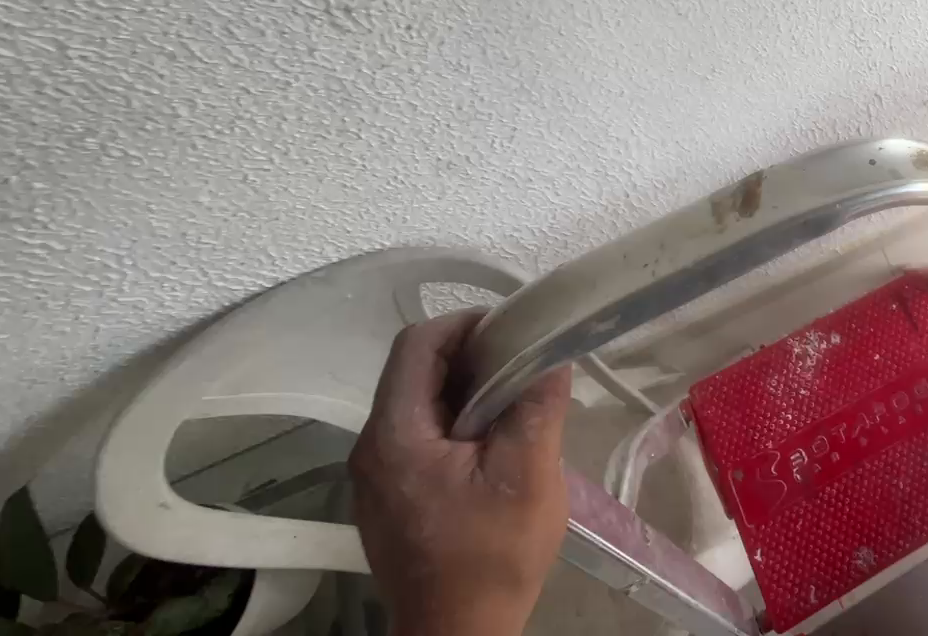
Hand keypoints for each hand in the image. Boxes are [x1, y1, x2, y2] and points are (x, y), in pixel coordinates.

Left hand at [349, 311, 572, 635]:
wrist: (460, 632)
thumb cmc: (491, 554)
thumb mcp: (528, 473)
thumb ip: (537, 406)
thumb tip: (553, 353)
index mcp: (395, 437)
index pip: (418, 345)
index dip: (468, 323)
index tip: (519, 329)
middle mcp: (374, 447)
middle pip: (418, 368)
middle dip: (477, 352)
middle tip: (531, 357)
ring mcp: (380, 471)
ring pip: (424, 397)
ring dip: (474, 383)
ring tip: (525, 390)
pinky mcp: (396, 490)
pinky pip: (427, 428)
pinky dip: (465, 413)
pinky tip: (504, 430)